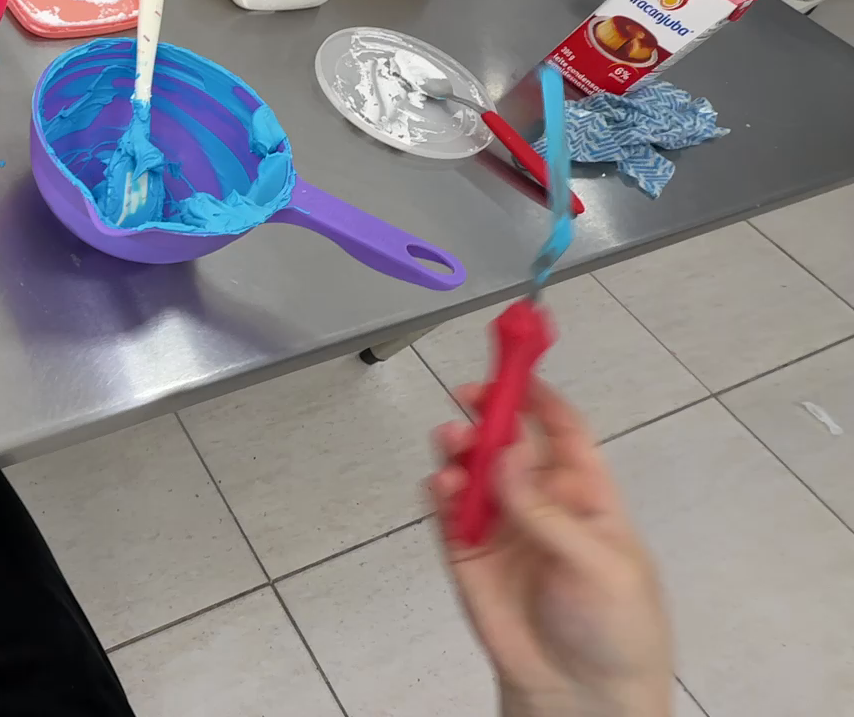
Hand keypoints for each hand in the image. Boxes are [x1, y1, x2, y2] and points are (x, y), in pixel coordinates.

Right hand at [428, 379, 673, 716]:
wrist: (572, 690)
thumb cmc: (613, 629)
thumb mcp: (599, 566)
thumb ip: (545, 509)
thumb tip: (501, 452)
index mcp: (584, 498)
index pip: (563, 434)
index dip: (540, 397)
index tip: (514, 365)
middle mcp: (536, 499)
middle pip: (505, 440)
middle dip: (487, 413)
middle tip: (467, 397)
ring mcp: (497, 519)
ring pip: (468, 464)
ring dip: (457, 446)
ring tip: (452, 443)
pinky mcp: (461, 540)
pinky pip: (443, 502)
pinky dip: (438, 487)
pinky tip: (443, 488)